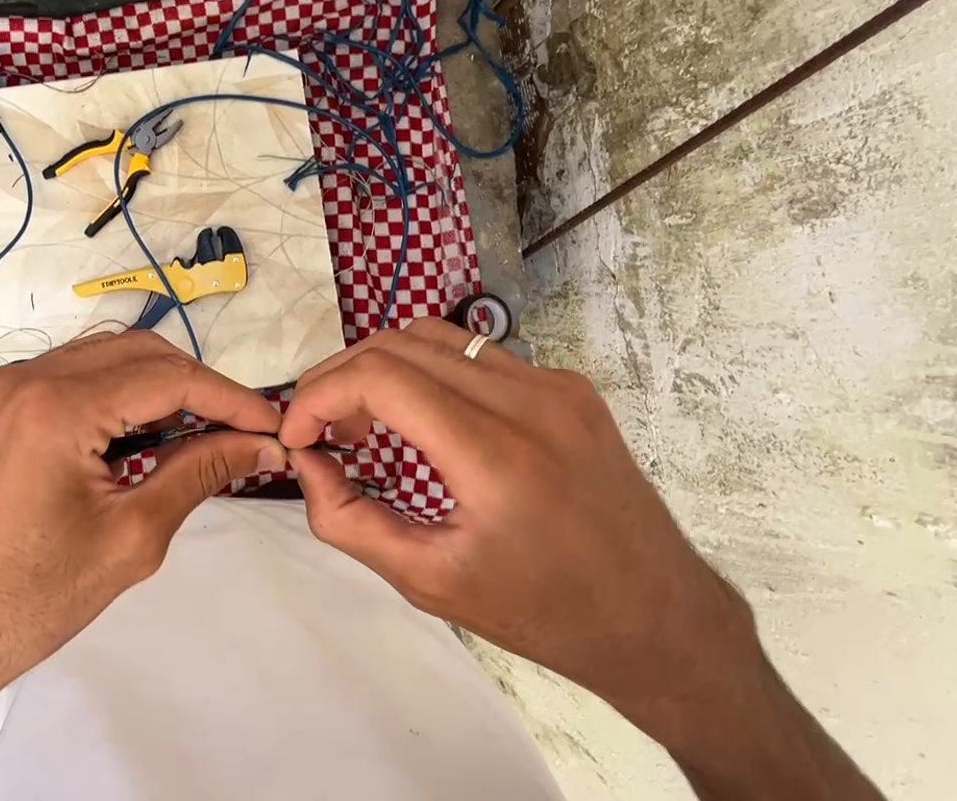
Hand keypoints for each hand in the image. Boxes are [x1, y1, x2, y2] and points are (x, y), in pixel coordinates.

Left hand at [0, 330, 282, 800]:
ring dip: (153, 384)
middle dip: (194, 385)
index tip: (272, 420)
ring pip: (99, 356)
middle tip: (239, 428)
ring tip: (196, 429)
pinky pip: (64, 374)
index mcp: (54, 407)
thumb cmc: (35, 600)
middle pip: (134, 352)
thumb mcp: (132, 538)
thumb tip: (260, 444)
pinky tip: (136, 429)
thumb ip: (201, 473)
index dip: (229, 396)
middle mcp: (21, 377)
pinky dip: (109, 391)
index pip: (166, 377)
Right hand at [279, 318, 880, 799]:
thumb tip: (304, 461)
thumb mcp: (427, 581)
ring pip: (431, 337)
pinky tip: (418, 421)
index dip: (318, 395)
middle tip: (319, 430)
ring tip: (362, 425)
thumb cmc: (541, 613)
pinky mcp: (566, 385)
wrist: (659, 619)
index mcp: (498, 456)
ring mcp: (555, 384)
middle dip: (338, 379)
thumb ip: (347, 519)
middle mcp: (530, 400)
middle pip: (397, 343)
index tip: (296, 436)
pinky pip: (470, 355)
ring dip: (377, 369)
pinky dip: (422, 374)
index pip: (380, 377)